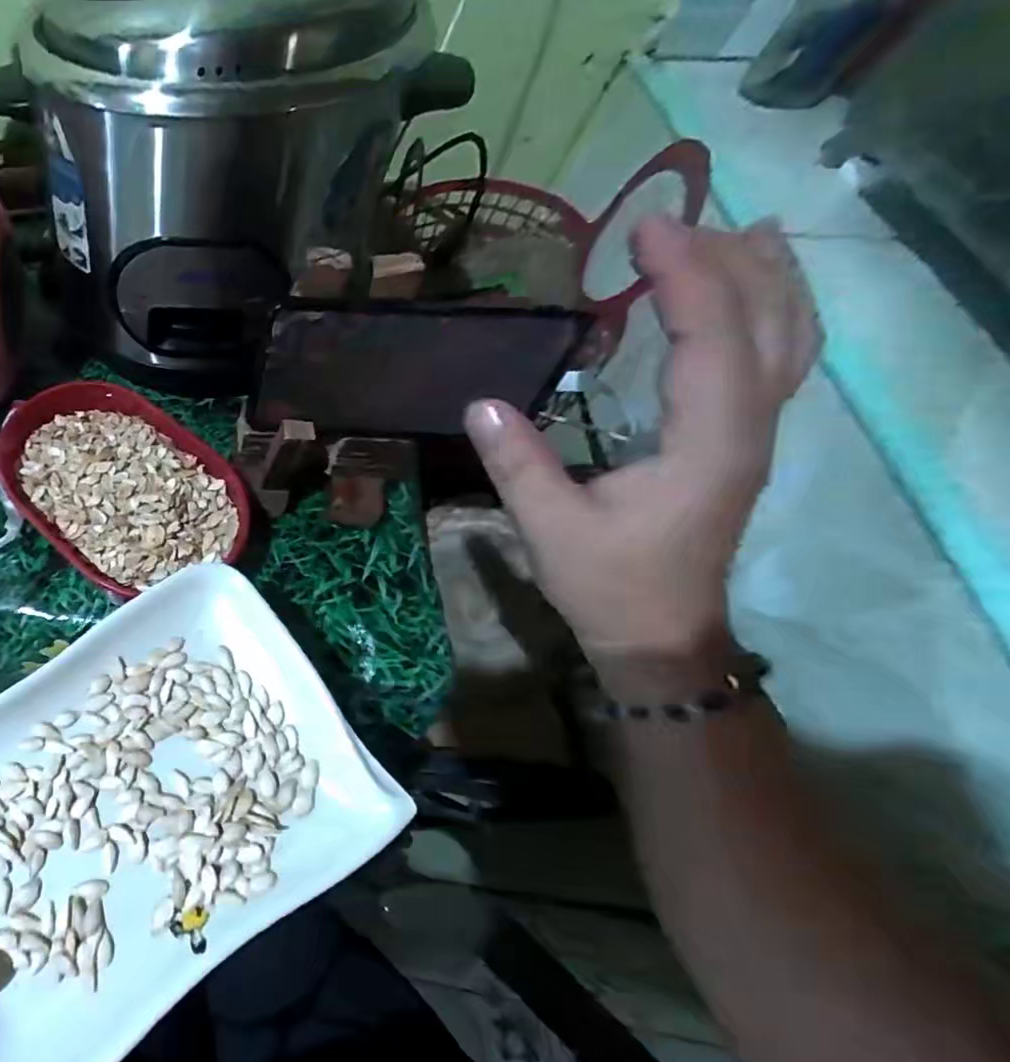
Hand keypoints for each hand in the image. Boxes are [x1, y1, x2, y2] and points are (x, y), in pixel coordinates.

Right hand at [461, 216, 818, 662]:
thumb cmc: (607, 581)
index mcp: (708, 441)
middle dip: (729, 263)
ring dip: (766, 281)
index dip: (684, 276)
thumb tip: (480, 404)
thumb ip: (518, 463)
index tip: (645, 230)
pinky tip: (745, 304)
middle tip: (678, 222)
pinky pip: (774, 363)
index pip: (711, 336)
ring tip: (739, 234)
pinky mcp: (739, 446)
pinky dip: (766, 317)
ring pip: (788, 340)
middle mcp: (749, 428)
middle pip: (768, 323)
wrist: (659, 631)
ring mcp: (753, 437)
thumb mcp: (549, 525)